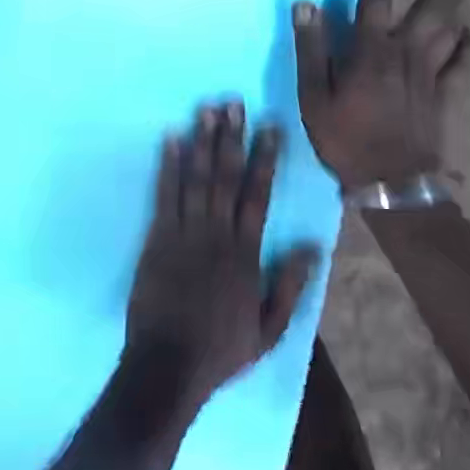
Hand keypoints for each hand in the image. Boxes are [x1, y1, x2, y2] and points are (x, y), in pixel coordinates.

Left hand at [126, 102, 320, 404]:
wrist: (166, 367)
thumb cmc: (220, 349)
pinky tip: (172, 139)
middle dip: (231, 137)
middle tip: (234, 102)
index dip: (265, 157)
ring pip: (197, 178)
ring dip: (203, 141)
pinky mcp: (157, 239)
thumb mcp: (269, 330)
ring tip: (207, 108)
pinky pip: (165, 195)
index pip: (258, 194)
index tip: (270, 126)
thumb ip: (290, 287)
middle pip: (226, 176)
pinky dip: (168, 166)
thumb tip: (312, 246)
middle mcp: (217, 233)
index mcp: (246, 252)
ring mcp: (184, 233)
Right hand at [293, 0, 469, 189]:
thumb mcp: (314, 98)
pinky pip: (464, 63)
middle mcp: (407, 52)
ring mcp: (432, 73)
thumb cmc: (347, 140)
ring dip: (455, 0)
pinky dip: (468, 45)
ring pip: (451, 27)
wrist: (393, 184)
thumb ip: (311, 50)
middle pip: (431, 5)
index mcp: (372, 50)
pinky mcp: (447, 94)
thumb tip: (306, 5)